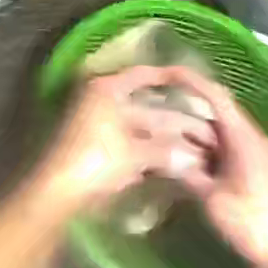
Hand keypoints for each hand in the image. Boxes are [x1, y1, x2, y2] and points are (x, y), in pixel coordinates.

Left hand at [26, 66, 216, 217]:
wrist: (59, 191)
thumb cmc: (96, 160)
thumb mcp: (135, 154)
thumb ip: (166, 151)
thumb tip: (194, 158)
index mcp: (107, 89)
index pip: (142, 75)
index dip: (169, 77)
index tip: (194, 82)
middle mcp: (103, 99)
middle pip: (148, 107)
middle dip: (179, 121)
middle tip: (209, 134)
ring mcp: (100, 124)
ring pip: (142, 129)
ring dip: (169, 141)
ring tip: (199, 153)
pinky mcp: (99, 148)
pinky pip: (133, 145)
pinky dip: (153, 154)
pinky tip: (176, 165)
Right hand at [161, 69, 267, 267]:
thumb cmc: (256, 225)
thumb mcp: (214, 201)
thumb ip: (188, 174)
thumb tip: (165, 156)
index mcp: (243, 136)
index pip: (214, 94)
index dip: (190, 79)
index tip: (165, 71)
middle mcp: (252, 138)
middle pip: (214, 116)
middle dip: (184, 117)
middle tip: (153, 119)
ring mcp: (258, 155)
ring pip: (219, 136)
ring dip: (194, 139)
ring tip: (164, 143)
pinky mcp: (260, 173)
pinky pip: (228, 152)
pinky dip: (207, 154)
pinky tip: (189, 168)